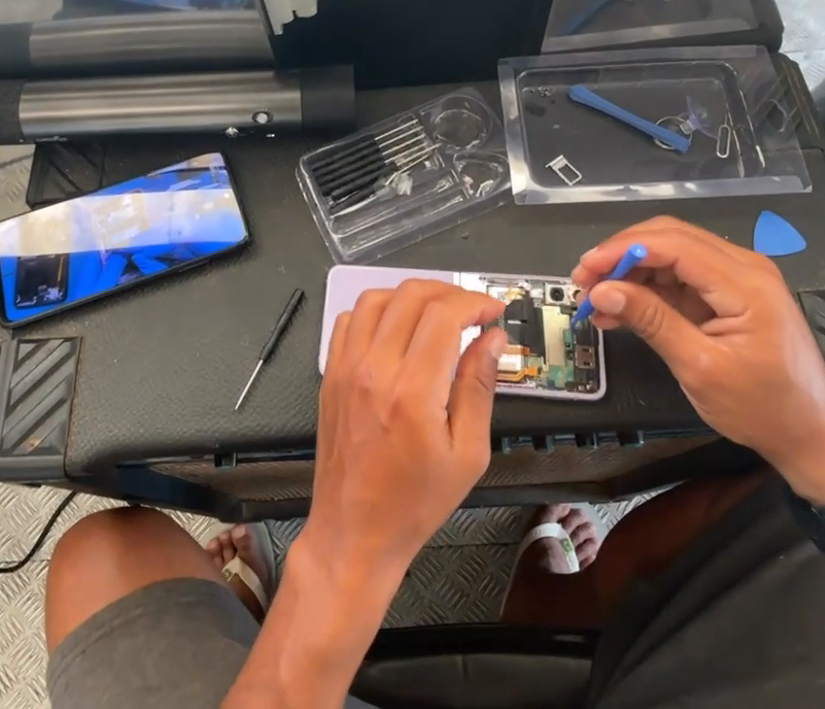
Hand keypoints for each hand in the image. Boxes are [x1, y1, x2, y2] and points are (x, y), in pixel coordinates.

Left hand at [303, 280, 506, 581]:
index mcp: (412, 391)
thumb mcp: (468, 454)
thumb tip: (492, 338)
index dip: (475, 302)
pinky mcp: (330, 376)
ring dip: (412, 295)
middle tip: (472, 310)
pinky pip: (348, 321)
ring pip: (375, 299)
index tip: (494, 311)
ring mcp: (345, 370)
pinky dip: (376, 311)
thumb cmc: (415, 502)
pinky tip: (397, 328)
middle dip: (449, 292)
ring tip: (438, 313)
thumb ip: (479, 387)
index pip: (443, 315)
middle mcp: (374, 370)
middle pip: (410, 296)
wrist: (354, 532)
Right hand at [573, 217, 824, 503]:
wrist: (811, 436)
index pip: (673, 244)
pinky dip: (648, 288)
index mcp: (745, 283)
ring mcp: (739, 280)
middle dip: (621, 255)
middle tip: (583, 283)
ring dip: (631, 271)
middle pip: (671, 238)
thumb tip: (601, 291)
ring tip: (595, 301)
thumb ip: (651, 321)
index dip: (622, 250)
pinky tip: (619, 310)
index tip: (584, 271)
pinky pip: (682, 277)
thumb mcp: (699, 367)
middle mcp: (744, 268)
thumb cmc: (761, 408)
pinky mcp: (730, 296)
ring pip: (672, 254)